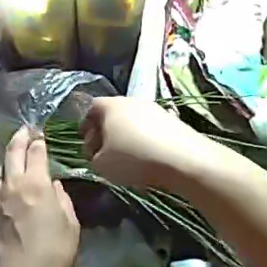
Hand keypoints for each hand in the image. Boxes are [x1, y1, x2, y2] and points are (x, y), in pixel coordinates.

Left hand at [0, 126, 78, 266]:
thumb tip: (53, 185)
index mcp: (36, 184)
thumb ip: (62, 199)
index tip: (41, 133)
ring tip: (15, 153)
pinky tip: (6, 180)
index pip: (35, 152)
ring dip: (7, 157)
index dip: (38, 140)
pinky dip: (1, 177)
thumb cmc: (53, 254)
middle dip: (18, 138)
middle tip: (25, 130)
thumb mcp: (71, 225)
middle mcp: (13, 185)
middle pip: (11, 153)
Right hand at [80, 97, 230, 190]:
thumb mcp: (101, 165)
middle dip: (104, 132)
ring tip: (123, 158)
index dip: (85, 125)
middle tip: (100, 152)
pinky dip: (142, 141)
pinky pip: (148, 129)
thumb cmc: (133, 158)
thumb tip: (98, 155)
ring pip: (131, 122)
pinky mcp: (172, 121)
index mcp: (111, 106)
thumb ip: (93, 158)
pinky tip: (144, 159)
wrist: (182, 159)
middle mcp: (132, 101)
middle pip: (112, 114)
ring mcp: (154, 109)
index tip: (84, 140)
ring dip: (124, 137)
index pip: (91, 108)